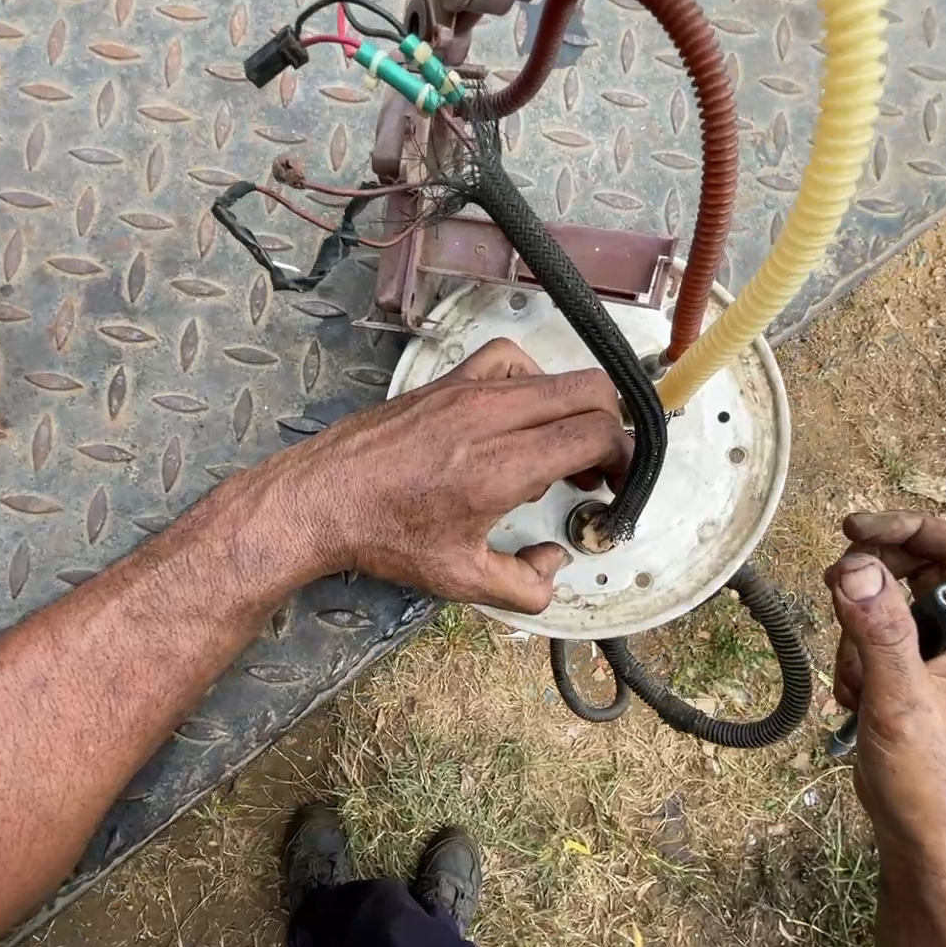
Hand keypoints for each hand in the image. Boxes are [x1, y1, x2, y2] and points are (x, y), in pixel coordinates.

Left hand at [239, 338, 631, 611]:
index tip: (616, 484)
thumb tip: (553, 564)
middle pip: (590, 391)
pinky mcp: (444, 381)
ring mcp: (465, 390)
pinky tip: (516, 416)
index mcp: (501, 466)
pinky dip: (530, 380)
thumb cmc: (383, 536)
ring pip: (553, 374)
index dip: (625, 458)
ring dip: (571, 408)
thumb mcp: (459, 580)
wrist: (320, 500)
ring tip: (555, 450)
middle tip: (596, 470)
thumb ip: (526, 586)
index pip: (597, 433)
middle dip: (611, 428)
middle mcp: (490, 417)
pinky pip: (506, 359)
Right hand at [825, 513, 945, 898]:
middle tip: (834, 596)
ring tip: (856, 686)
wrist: (938, 853)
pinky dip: (860, 664)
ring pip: (896, 615)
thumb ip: (879, 630)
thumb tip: (854, 564)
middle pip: (925, 578)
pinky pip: (886, 650)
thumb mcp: (902, 701)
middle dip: (873, 588)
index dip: (914, 530)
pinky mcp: (927, 690)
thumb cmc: (935, 784)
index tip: (852, 530)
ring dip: (860, 637)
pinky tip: (856, 702)